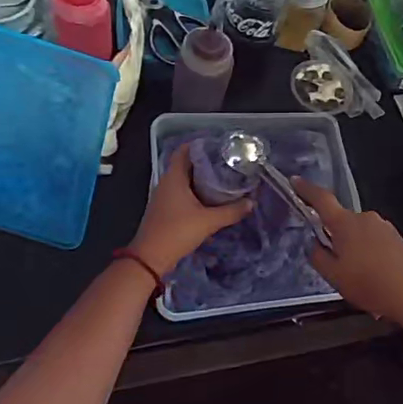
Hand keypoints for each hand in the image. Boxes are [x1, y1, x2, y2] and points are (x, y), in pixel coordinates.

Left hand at [130, 148, 253, 274]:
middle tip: (228, 163)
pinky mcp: (165, 209)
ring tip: (224, 179)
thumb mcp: (208, 221)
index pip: (184, 151)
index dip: (200, 145)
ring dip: (202, 179)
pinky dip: (196, 192)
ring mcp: (164, 196)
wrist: (150, 258)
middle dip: (206, 163)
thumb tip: (251, 203)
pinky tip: (211, 199)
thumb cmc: (177, 231)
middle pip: (186, 165)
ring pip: (185, 180)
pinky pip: (183, 193)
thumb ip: (231, 211)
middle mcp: (166, 183)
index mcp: (174, 178)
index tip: (219, 146)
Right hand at [293, 177, 402, 323]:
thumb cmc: (370, 283)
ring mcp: (384, 226)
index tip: (295, 180)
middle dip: (335, 239)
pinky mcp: (396, 238)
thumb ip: (318, 256)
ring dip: (353, 251)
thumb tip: (314, 243)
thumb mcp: (334, 276)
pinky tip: (373, 280)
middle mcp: (365, 218)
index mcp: (345, 223)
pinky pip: (373, 243)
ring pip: (358, 235)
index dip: (306, 190)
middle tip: (335, 267)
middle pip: (341, 222)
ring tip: (357, 281)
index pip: (322, 200)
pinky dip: (368, 257)